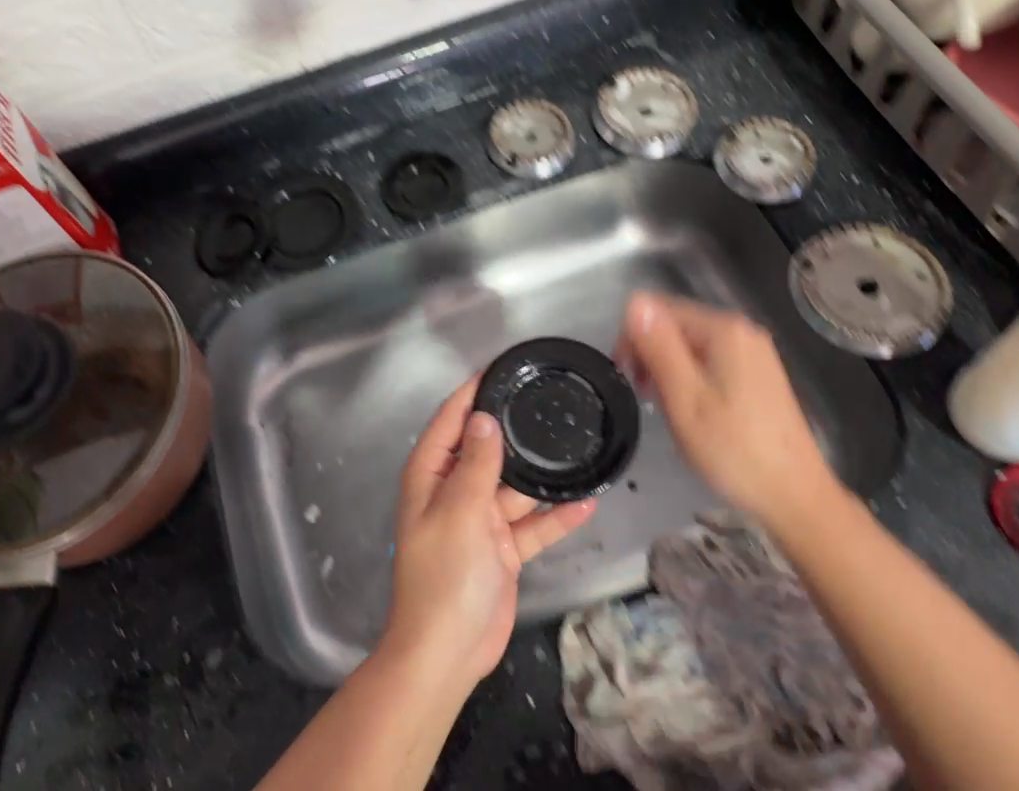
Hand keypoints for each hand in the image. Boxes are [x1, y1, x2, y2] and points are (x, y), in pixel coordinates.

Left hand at [380, 379, 596, 688]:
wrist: (447, 651)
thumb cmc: (444, 576)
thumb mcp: (458, 512)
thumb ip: (476, 466)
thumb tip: (484, 418)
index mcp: (431, 478)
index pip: (450, 423)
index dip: (471, 395)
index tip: (499, 368)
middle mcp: (454, 493)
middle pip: (485, 451)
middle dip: (512, 430)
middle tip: (547, 400)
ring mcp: (480, 522)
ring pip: (514, 488)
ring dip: (540, 475)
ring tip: (575, 446)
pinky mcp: (503, 550)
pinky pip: (532, 525)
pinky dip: (554, 517)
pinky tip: (588, 501)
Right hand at [618, 293, 842, 528]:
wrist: (792, 494)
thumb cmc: (732, 448)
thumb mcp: (683, 397)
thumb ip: (658, 346)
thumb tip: (634, 301)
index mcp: (723, 330)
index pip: (658, 310)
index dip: (634, 339)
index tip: (630, 379)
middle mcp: (742, 331)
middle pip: (676, 325)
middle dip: (652, 355)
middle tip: (648, 399)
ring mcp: (754, 353)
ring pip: (691, 346)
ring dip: (670, 371)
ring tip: (671, 409)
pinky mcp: (759, 374)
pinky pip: (710, 362)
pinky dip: (692, 380)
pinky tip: (694, 411)